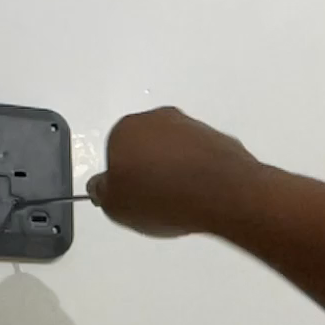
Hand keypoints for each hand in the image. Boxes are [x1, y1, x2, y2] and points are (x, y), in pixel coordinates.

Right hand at [87, 107, 265, 236]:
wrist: (221, 195)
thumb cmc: (162, 196)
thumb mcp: (114, 205)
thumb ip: (103, 191)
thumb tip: (103, 187)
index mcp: (125, 129)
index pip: (114, 151)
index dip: (121, 176)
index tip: (128, 194)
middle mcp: (157, 119)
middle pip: (144, 145)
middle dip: (146, 167)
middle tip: (149, 197)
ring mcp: (191, 127)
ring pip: (173, 149)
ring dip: (173, 169)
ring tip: (175, 201)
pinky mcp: (219, 139)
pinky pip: (199, 157)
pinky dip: (197, 172)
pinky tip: (197, 196)